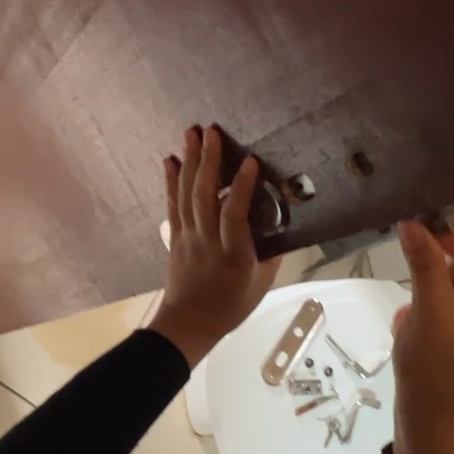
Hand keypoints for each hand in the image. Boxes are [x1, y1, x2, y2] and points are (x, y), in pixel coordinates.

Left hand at [147, 126, 280, 365]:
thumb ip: (271, 253)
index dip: (240, 186)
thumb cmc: (230, 306)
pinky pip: (172, 204)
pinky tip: (170, 160)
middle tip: (211, 131)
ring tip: (190, 133)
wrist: (189, 323)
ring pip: (186, 193)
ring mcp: (187, 236)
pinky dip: (171, 180)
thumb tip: (284, 225)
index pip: (234, 214)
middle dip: (208, 160)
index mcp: (233, 253)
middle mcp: (206, 240)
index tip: (250, 161)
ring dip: (189, 161)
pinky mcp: (175, 236)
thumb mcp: (260, 284)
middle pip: (204, 195)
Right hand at [390, 209, 453, 453]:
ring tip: (415, 255)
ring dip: (444, 265)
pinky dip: (440, 285)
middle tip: (424, 229)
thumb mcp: (431, 306)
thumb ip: (425, 261)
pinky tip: (417, 289)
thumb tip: (412, 222)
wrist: (426, 410)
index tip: (448, 214)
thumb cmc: (436, 360)